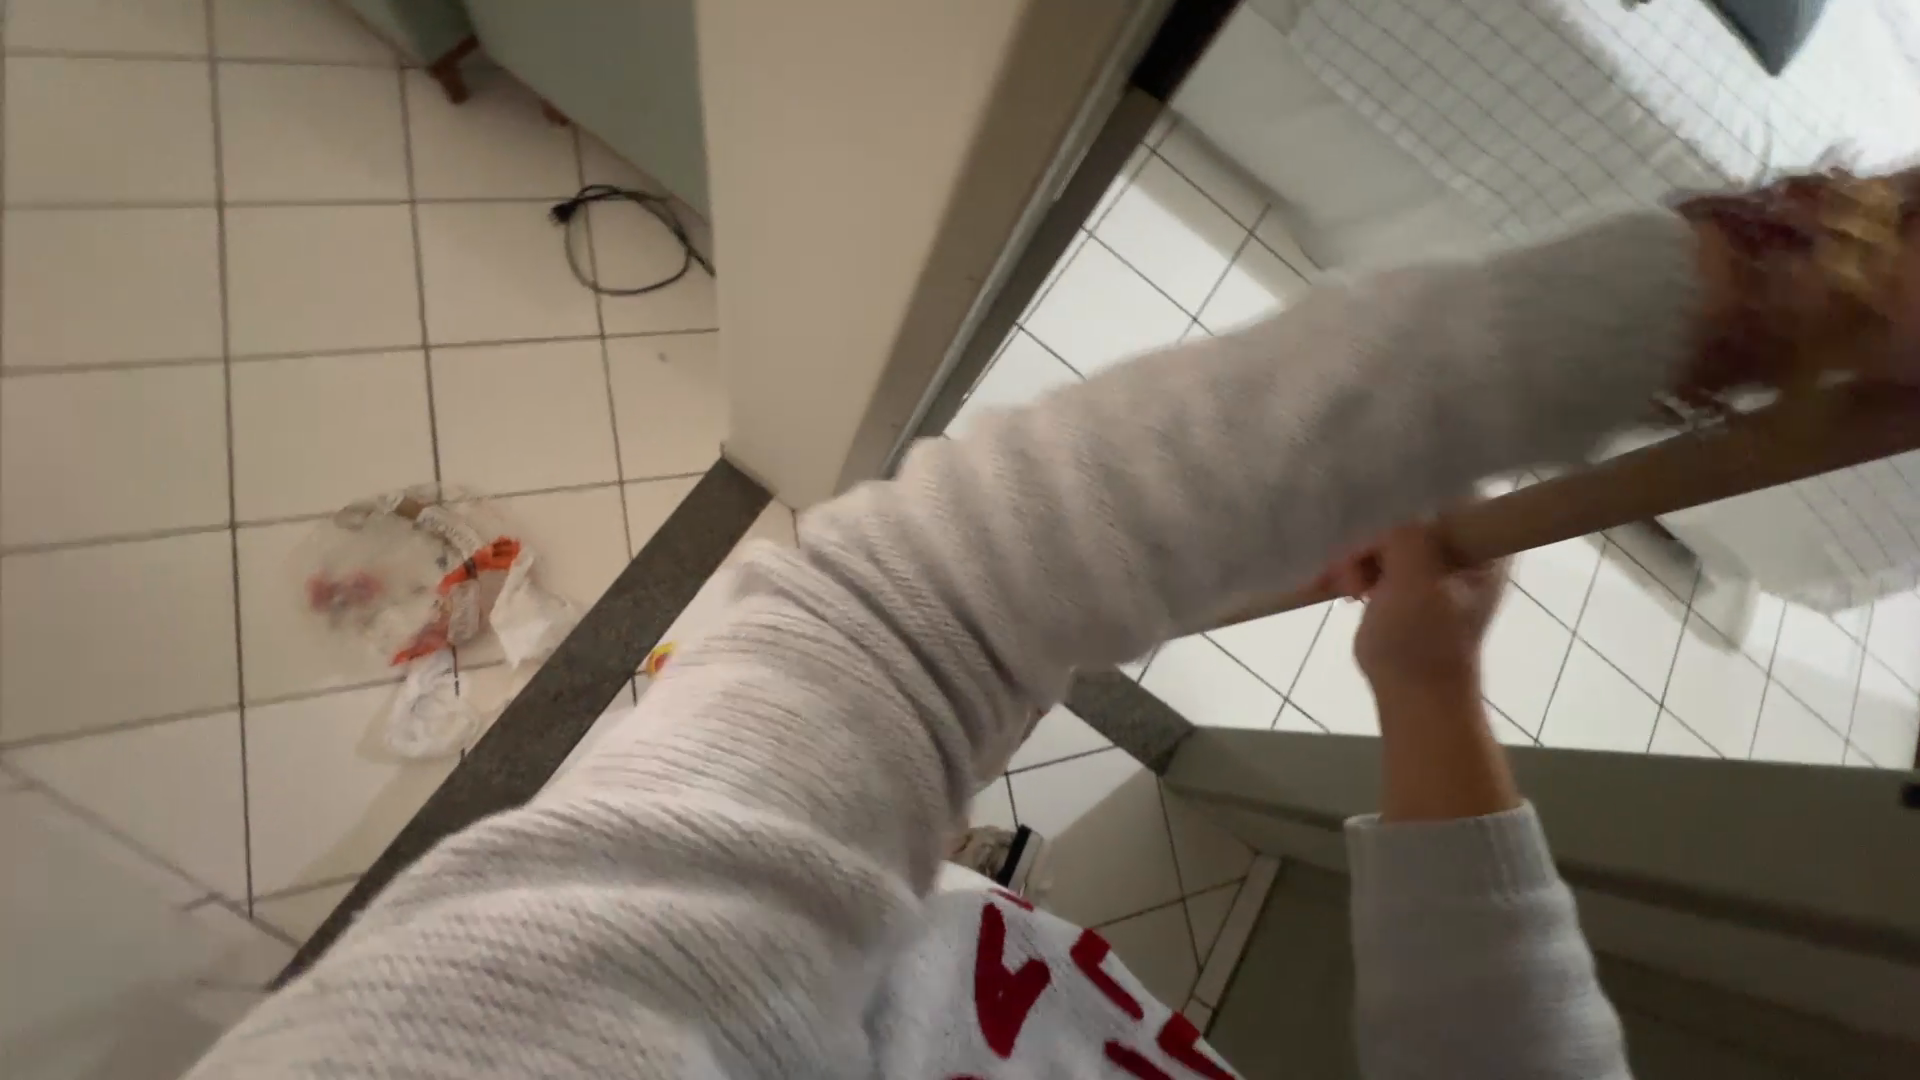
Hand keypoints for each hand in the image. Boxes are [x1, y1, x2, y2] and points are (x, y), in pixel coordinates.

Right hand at [1326, 524, 1521, 821]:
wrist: (1411, 693)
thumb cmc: (1423, 639)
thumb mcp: (1416, 579)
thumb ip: (1405, 534)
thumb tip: (1385, 510)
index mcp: (1484, 546)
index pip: (1450, 495)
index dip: (1412, 494)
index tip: (1377, 504)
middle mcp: (1461, 549)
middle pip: (1408, 514)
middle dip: (1372, 535)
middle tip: (1354, 559)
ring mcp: (1429, 566)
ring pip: (1383, 536)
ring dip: (1356, 555)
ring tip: (1347, 583)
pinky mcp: (1401, 582)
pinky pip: (1372, 558)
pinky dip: (1351, 567)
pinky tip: (1341, 585)